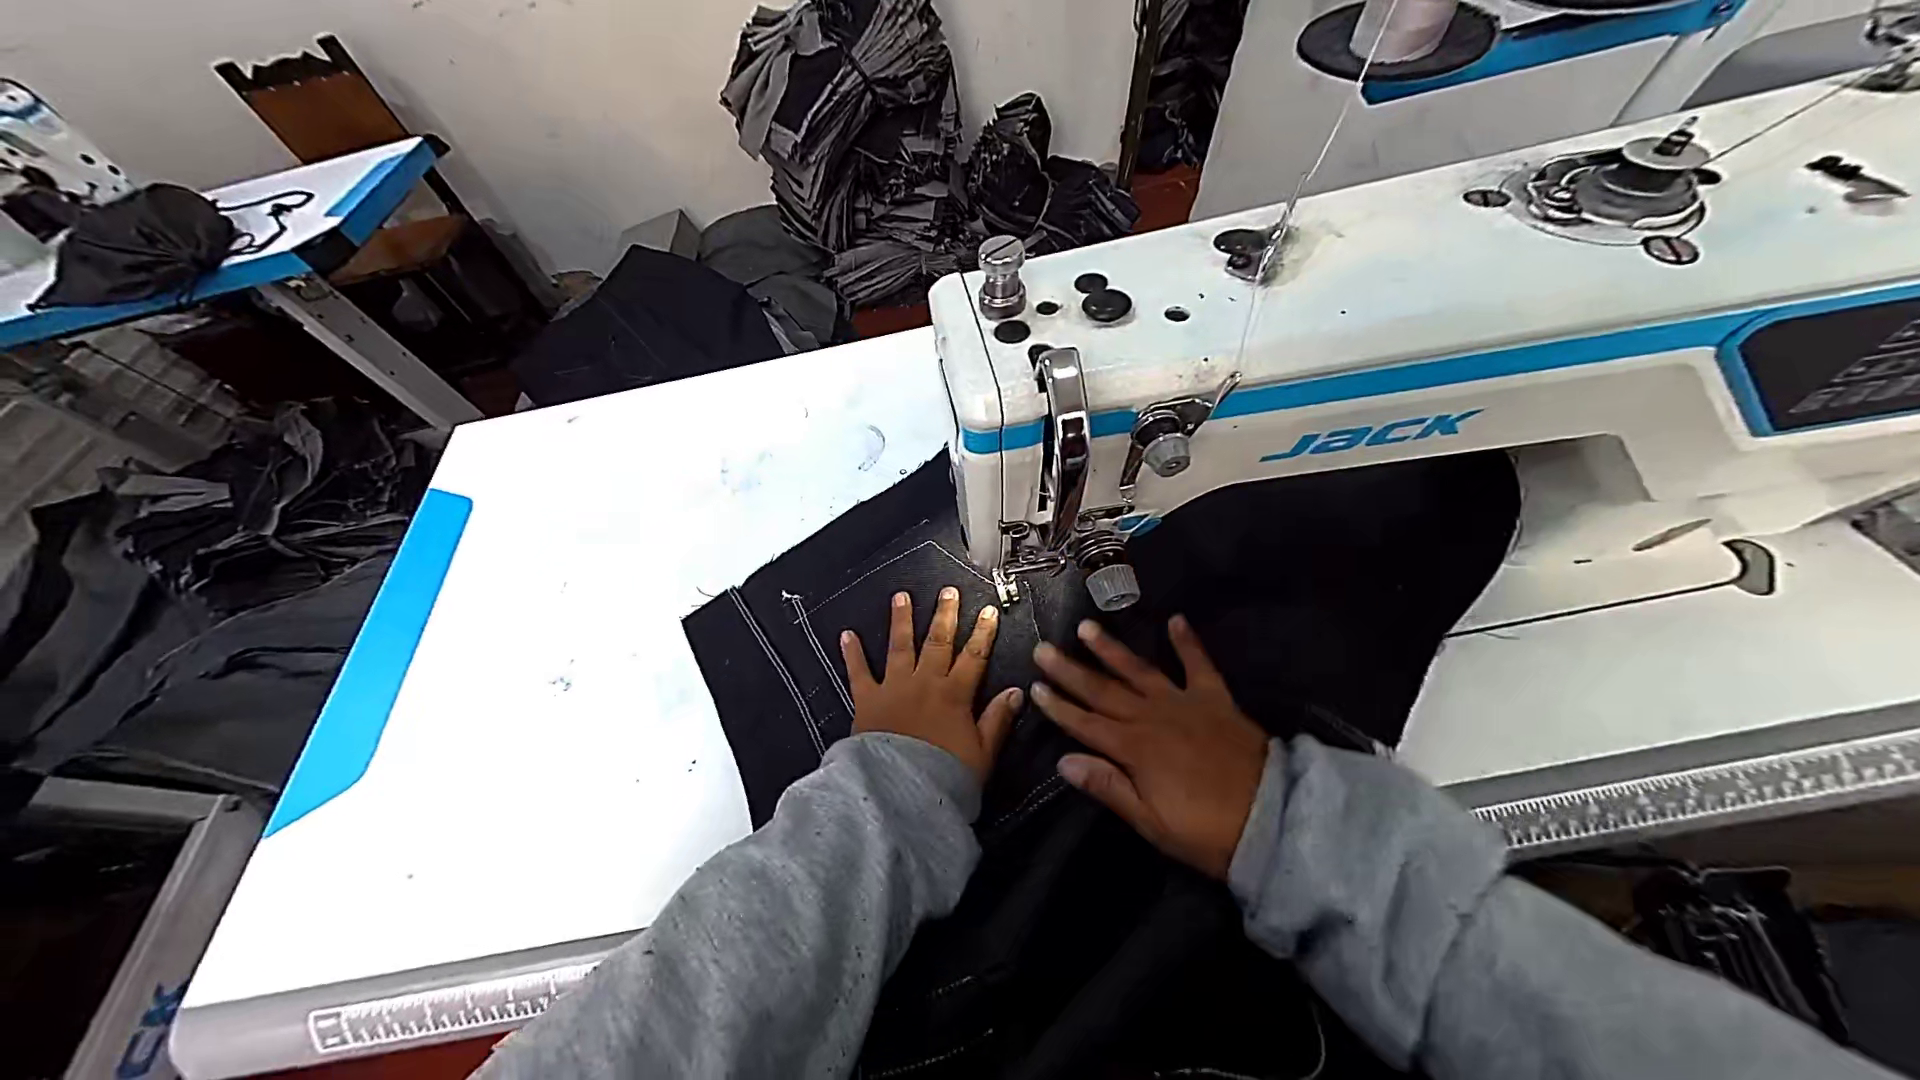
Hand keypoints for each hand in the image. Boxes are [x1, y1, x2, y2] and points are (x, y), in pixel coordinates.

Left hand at [842, 587, 1022, 781]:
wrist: (898, 794)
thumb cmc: (945, 777)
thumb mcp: (982, 753)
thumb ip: (998, 720)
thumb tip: (1016, 692)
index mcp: (954, 695)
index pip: (974, 656)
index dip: (983, 632)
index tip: (989, 611)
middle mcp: (924, 683)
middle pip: (938, 642)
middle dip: (945, 615)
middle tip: (948, 591)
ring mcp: (893, 688)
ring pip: (899, 647)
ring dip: (901, 620)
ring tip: (901, 596)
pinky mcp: (866, 700)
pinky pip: (858, 673)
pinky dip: (852, 654)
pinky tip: (846, 635)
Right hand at [1030, 615, 1268, 878]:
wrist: (1273, 819)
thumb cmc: (1205, 831)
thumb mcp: (1151, 821)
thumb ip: (1108, 787)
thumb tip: (1063, 760)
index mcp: (1133, 749)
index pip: (1085, 723)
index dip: (1058, 706)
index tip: (1034, 687)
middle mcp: (1151, 717)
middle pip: (1102, 690)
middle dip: (1070, 670)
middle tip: (1044, 648)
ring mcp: (1183, 702)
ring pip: (1138, 670)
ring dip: (1111, 649)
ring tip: (1086, 627)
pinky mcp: (1215, 698)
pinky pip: (1199, 665)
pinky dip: (1188, 642)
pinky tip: (1176, 619)